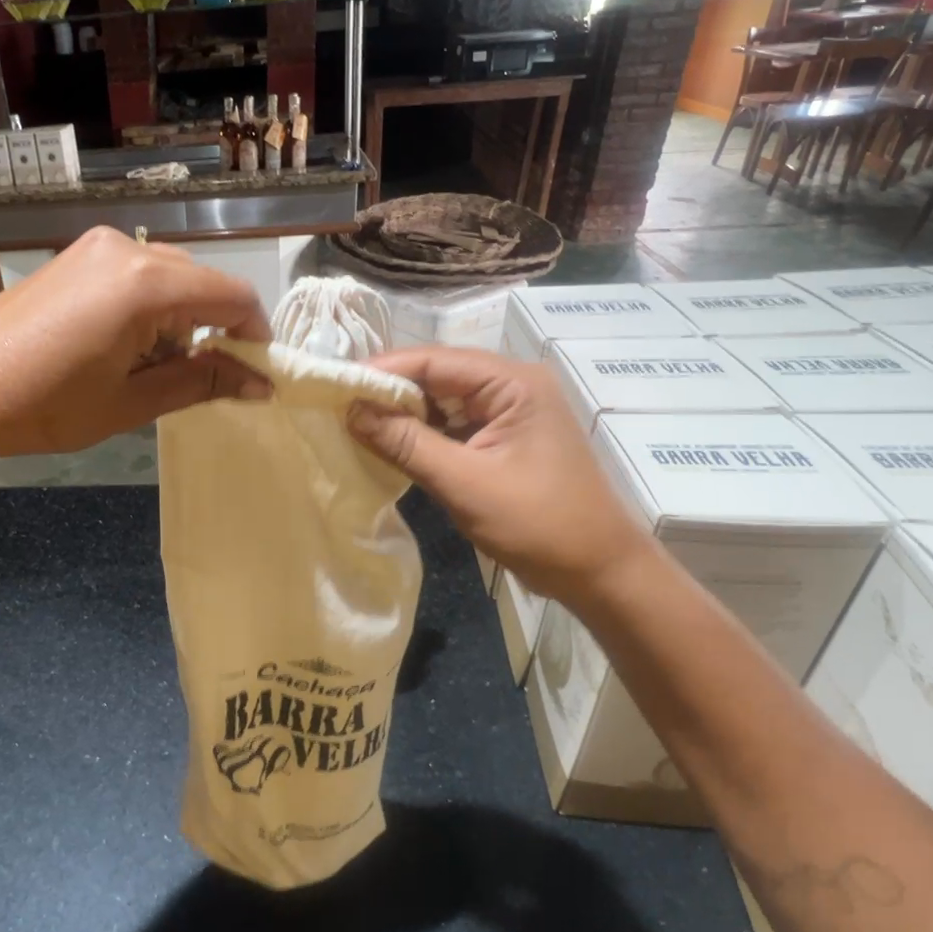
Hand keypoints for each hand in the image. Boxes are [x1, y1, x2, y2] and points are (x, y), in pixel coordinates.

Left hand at [0, 226, 271, 462]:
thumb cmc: (43, 407)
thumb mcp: (130, 403)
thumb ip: (201, 383)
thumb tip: (259, 384)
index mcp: (147, 283)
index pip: (233, 296)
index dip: (254, 336)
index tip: (255, 376)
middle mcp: (126, 249)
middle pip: (201, 283)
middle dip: (214, 330)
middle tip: (200, 381)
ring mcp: (94, 248)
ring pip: (168, 278)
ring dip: (179, 320)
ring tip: (152, 371)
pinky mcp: (72, 257)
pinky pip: (133, 275)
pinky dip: (148, 309)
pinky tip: (122, 349)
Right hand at [346, 347, 653, 604]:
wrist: (598, 571)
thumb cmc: (538, 524)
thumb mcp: (464, 484)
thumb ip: (406, 443)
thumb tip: (352, 411)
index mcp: (513, 383)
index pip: (434, 360)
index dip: (382, 370)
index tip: (334, 384)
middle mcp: (511, 386)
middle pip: (436, 375)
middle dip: (387, 391)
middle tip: (336, 405)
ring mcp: (507, 413)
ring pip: (440, 401)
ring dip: (401, 414)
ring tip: (351, 423)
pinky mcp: (500, 440)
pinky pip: (450, 426)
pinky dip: (419, 435)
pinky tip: (386, 444)